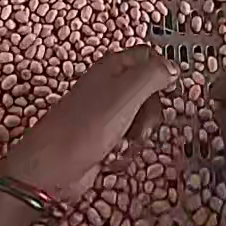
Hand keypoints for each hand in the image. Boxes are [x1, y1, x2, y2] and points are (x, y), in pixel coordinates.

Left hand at [0, 46, 176, 200]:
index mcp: (113, 67)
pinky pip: (129, 141)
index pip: (149, 57)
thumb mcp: (126, 94)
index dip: (162, 72)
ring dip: (137, 137)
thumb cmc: (86, 126)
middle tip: (140, 125)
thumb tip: (173, 66)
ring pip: (142, 120)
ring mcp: (106, 114)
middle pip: (150, 93)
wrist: (53, 167)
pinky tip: (111, 157)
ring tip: (122, 144)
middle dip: (150, 114)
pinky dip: (125, 152)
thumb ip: (153, 75)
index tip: (167, 91)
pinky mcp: (104, 138)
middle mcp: (109, 87)